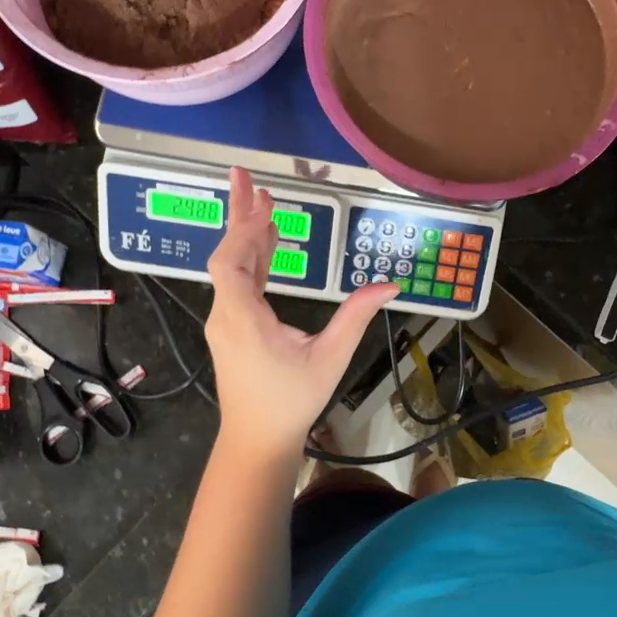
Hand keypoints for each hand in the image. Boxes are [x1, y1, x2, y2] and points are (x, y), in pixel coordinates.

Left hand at [203, 167, 397, 454]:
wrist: (258, 439)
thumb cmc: (291, 401)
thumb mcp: (330, 358)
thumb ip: (356, 317)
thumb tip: (389, 286)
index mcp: (242, 318)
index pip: (231, 262)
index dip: (245, 231)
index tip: (266, 206)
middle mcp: (226, 314)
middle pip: (226, 255)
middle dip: (239, 214)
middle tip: (246, 176)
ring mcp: (226, 321)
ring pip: (230, 267)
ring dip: (245, 232)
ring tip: (262, 198)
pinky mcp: (233, 327)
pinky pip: (237, 282)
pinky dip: (251, 257)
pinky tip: (266, 240)